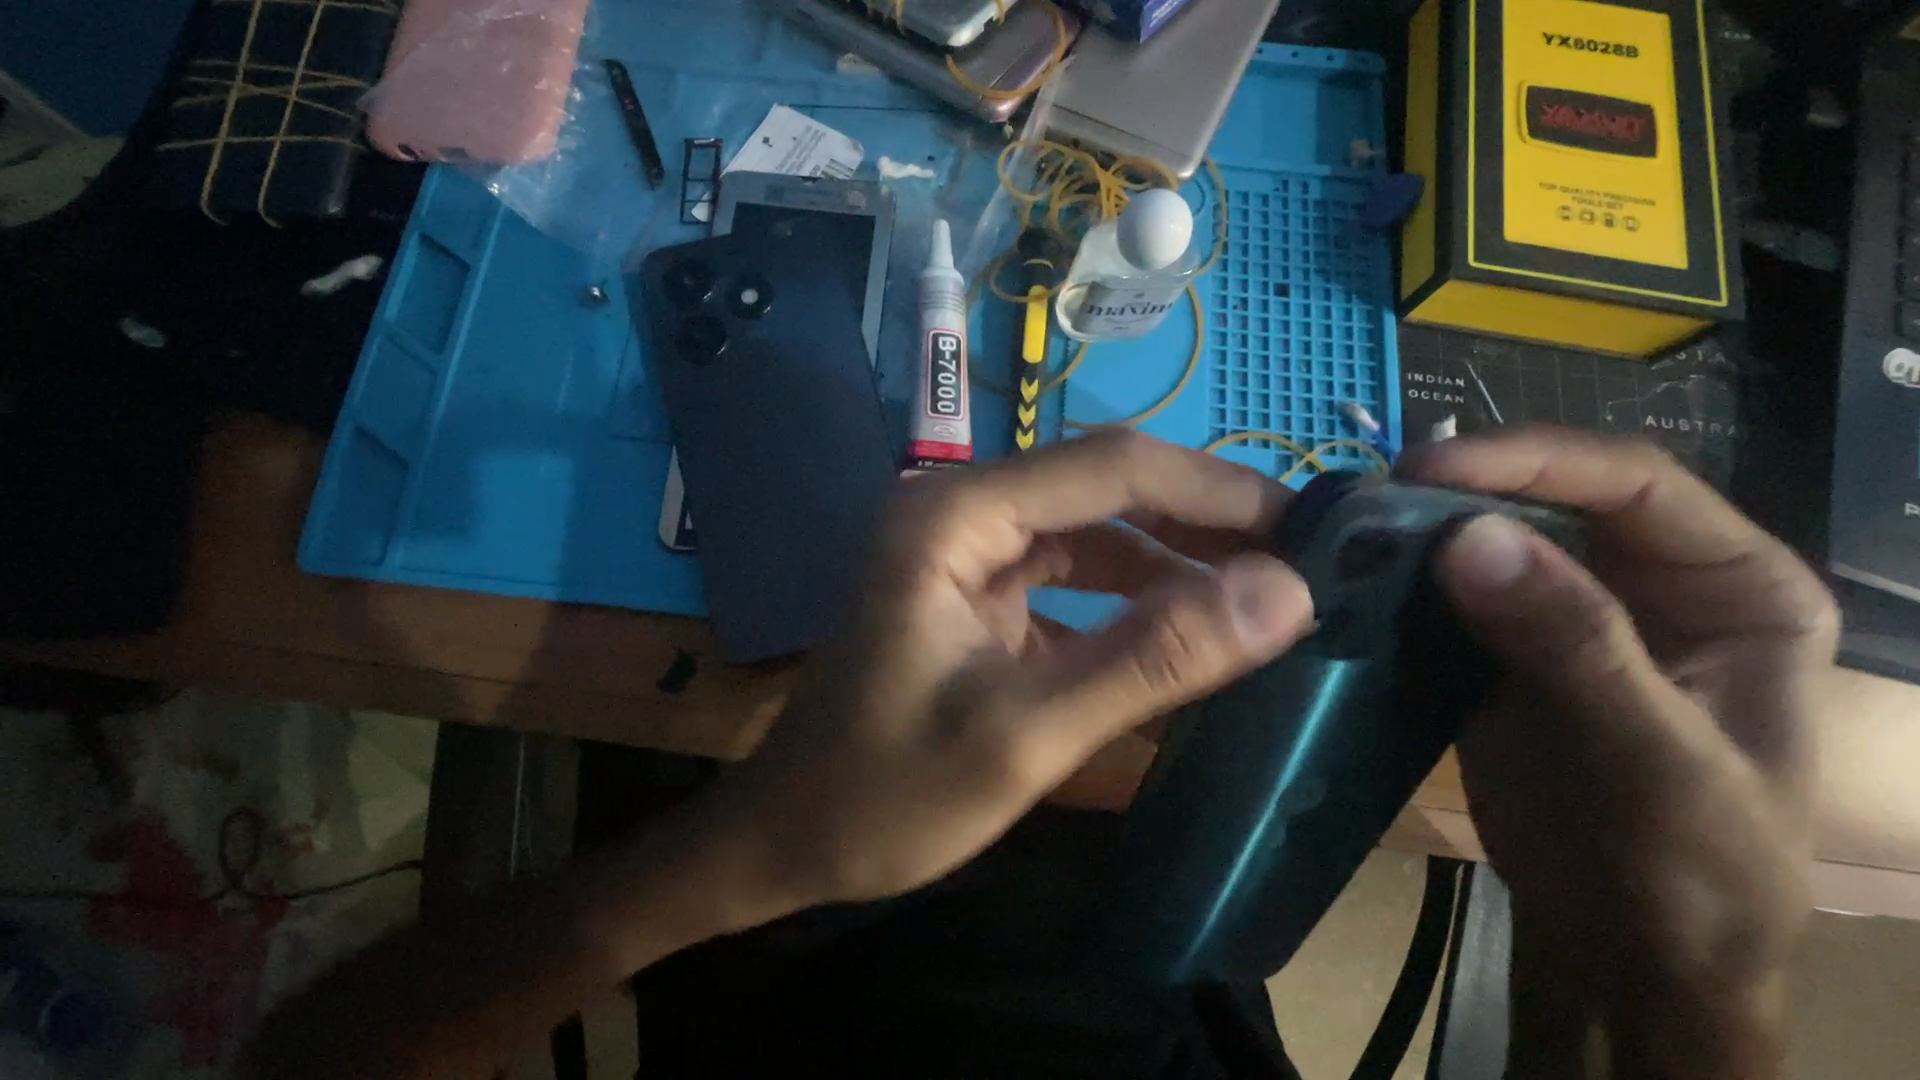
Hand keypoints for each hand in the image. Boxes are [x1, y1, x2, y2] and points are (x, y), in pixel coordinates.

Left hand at [704, 431, 1315, 911]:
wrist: (787, 837)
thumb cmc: (887, 794)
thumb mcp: (1026, 735)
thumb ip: (1151, 660)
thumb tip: (1284, 592)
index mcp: (954, 516)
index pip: (1111, 467)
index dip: (1217, 489)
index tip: (1310, 525)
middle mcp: (957, 510)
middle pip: (1102, 488)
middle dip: (1201, 520)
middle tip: (1300, 560)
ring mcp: (962, 550)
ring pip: (1090, 531)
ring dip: (1170, 560)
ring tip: (1258, 599)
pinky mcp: (971, 593)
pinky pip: (1067, 576)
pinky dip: (1127, 598)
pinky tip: (1181, 632)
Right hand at [1404, 429, 1837, 1078]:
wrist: (1622, 945)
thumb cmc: (1684, 866)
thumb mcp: (1650, 759)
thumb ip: (1572, 644)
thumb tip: (1468, 539)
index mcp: (1731, 586)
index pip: (1632, 485)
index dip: (1531, 461)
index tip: (1427, 470)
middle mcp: (1650, 581)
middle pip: (1551, 499)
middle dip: (1464, 489)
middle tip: (1373, 493)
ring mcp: (1567, 611)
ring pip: (1490, 539)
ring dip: (1422, 528)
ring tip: (1353, 523)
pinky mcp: (1501, 646)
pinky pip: (1448, 591)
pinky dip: (1401, 578)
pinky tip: (1356, 573)